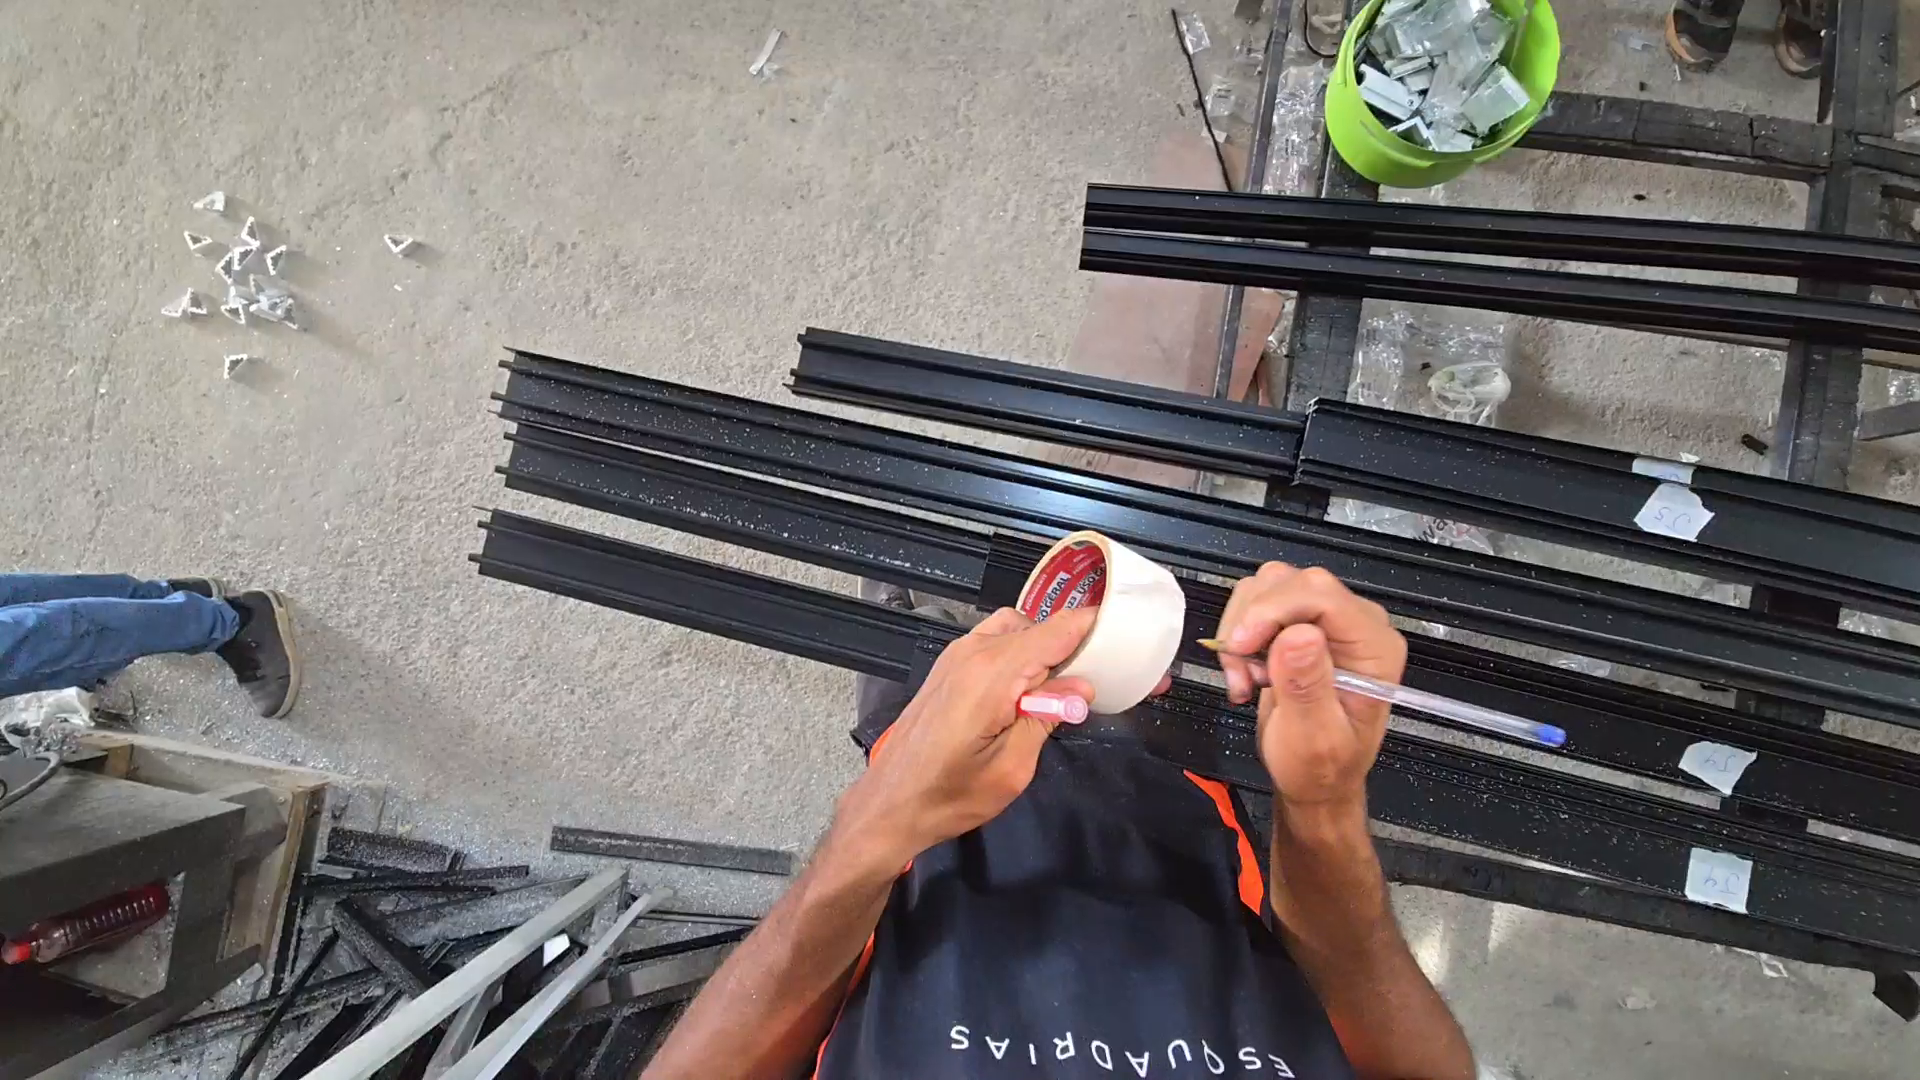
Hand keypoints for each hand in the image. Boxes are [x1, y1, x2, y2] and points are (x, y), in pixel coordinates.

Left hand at [838, 607, 1098, 864]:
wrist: (889, 803)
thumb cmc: (950, 795)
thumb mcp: (1012, 767)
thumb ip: (1048, 716)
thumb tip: (1082, 684)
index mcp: (992, 672)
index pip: (1057, 630)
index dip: (1097, 627)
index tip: (1133, 635)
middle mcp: (974, 651)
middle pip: (1039, 625)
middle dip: (1074, 644)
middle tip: (1104, 675)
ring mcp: (957, 654)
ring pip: (1016, 628)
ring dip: (1045, 648)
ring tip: (1066, 687)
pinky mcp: (949, 666)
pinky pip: (995, 641)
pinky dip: (1020, 652)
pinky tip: (1030, 688)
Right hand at [1213, 564, 1404, 814]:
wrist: (1311, 779)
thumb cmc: (1319, 766)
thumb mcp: (1314, 738)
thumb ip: (1307, 686)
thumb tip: (1299, 634)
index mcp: (1373, 646)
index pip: (1322, 594)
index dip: (1273, 610)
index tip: (1240, 646)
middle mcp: (1352, 623)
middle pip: (1289, 582)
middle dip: (1252, 623)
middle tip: (1242, 673)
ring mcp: (1323, 620)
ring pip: (1265, 587)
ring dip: (1240, 630)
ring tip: (1244, 677)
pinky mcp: (1294, 622)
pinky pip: (1254, 603)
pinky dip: (1237, 634)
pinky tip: (1245, 671)